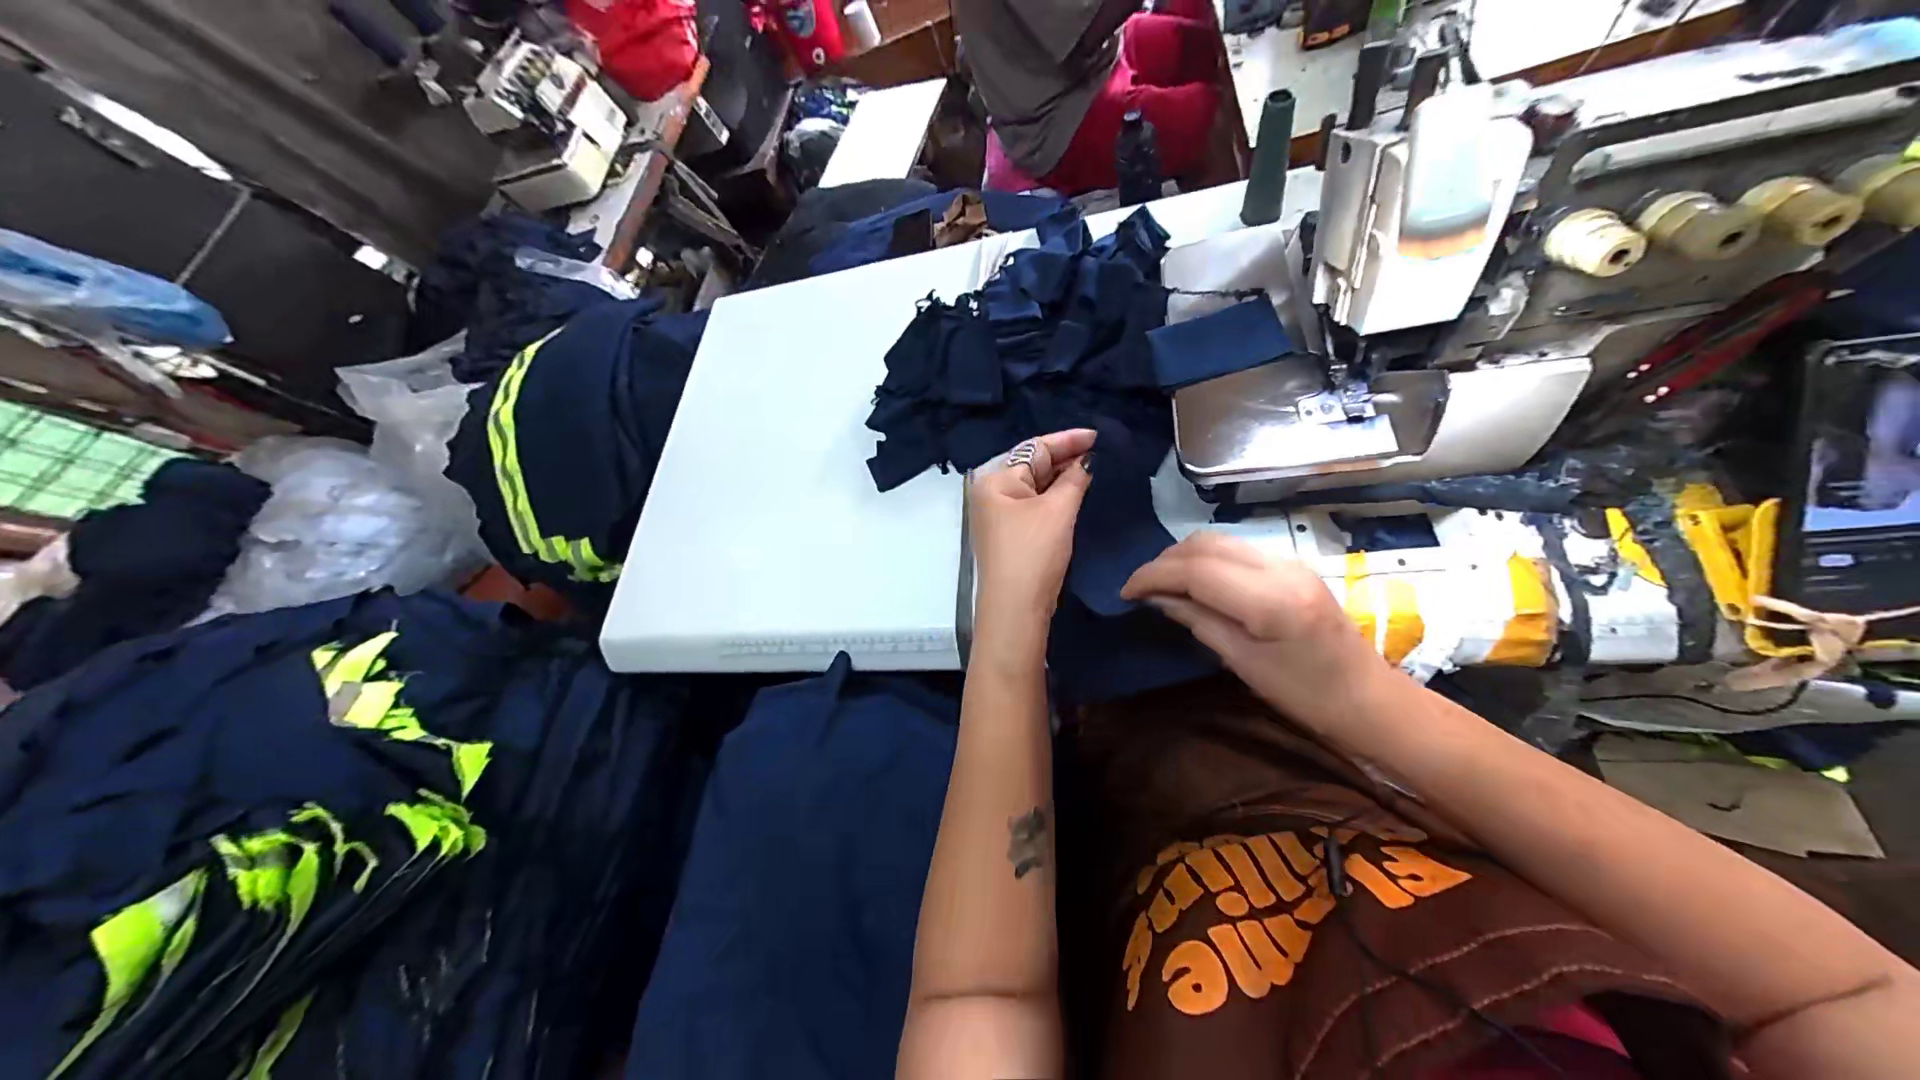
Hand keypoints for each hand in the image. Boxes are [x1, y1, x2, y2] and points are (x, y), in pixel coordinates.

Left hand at [969, 429, 1096, 630]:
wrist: (1015, 607)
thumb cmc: (1034, 553)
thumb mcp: (1058, 510)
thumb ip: (1074, 479)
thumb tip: (1086, 462)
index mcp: (995, 479)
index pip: (1034, 448)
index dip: (1067, 440)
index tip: (1097, 436)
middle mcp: (991, 492)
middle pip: (1032, 465)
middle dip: (1065, 458)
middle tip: (1100, 452)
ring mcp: (999, 514)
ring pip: (1035, 486)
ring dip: (1062, 477)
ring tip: (1093, 467)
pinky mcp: (1010, 533)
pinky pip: (1034, 504)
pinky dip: (1055, 496)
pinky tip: (1076, 492)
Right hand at [1120, 531, 1389, 725]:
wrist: (1370, 698)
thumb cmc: (1306, 695)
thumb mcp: (1243, 662)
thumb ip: (1197, 620)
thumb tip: (1156, 598)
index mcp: (1270, 599)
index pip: (1196, 569)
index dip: (1153, 575)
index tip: (1125, 592)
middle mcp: (1280, 567)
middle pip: (1205, 544)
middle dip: (1163, 561)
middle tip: (1138, 588)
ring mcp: (1289, 561)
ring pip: (1218, 540)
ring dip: (1182, 557)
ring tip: (1160, 584)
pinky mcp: (1291, 565)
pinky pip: (1235, 549)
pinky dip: (1204, 559)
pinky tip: (1192, 581)